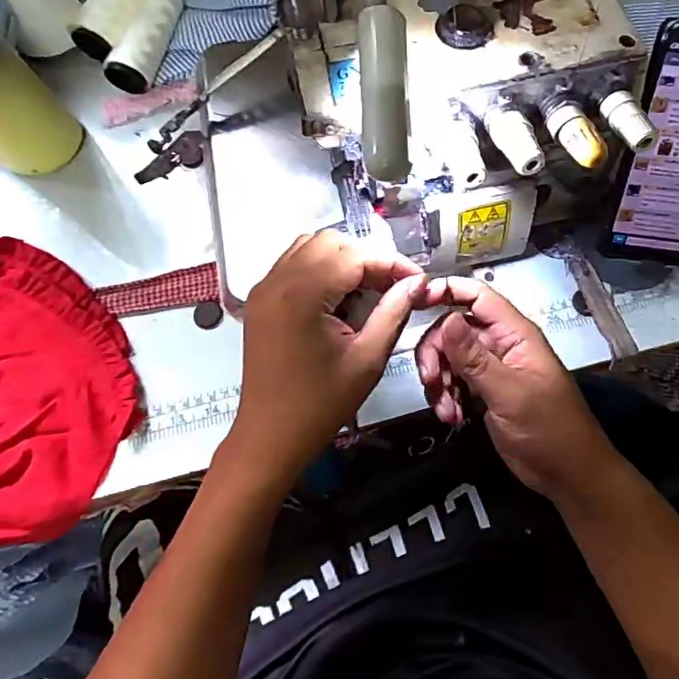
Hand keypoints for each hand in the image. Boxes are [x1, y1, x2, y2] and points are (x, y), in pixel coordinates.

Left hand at [228, 231, 424, 480]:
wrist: (269, 437)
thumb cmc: (320, 404)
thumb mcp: (367, 359)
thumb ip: (394, 312)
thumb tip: (417, 282)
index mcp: (302, 294)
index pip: (354, 255)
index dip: (391, 263)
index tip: (417, 281)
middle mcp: (277, 281)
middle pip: (331, 242)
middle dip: (367, 258)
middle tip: (392, 287)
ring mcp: (264, 288)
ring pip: (311, 247)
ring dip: (344, 260)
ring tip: (368, 291)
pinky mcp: (260, 300)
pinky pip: (294, 264)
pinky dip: (321, 270)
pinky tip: (340, 299)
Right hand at [411, 277, 621, 500]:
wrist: (567, 475)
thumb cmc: (549, 430)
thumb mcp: (510, 394)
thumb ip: (475, 358)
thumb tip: (446, 319)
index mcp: (514, 334)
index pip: (477, 296)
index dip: (446, 291)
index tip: (414, 302)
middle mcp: (500, 344)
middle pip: (452, 328)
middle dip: (436, 354)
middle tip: (431, 383)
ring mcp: (490, 368)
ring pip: (448, 357)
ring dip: (438, 381)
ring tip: (446, 411)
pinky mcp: (482, 391)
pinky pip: (452, 381)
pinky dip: (445, 397)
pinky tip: (452, 417)